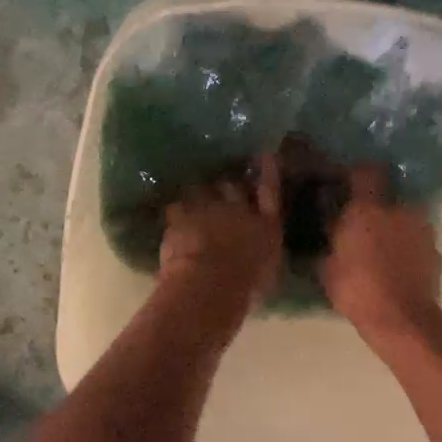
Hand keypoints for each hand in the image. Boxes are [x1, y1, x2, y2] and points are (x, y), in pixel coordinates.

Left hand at [158, 152, 283, 314]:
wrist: (210, 283)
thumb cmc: (246, 286)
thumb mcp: (266, 272)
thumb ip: (262, 255)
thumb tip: (258, 252)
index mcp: (265, 225)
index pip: (270, 191)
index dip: (268, 172)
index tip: (266, 155)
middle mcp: (238, 209)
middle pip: (231, 186)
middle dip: (227, 185)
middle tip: (221, 188)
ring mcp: (207, 208)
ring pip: (201, 190)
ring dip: (198, 195)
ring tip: (192, 200)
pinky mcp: (180, 215)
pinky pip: (176, 207)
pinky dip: (175, 212)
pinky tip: (172, 217)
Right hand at [322, 166, 441, 336]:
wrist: (403, 320)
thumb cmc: (357, 290)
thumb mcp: (326, 267)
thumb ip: (328, 240)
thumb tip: (326, 227)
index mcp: (368, 208)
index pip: (365, 171)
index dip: (354, 175)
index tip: (343, 185)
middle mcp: (399, 209)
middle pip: (386, 197)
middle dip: (373, 207)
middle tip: (357, 226)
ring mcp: (422, 229)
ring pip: (402, 219)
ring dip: (391, 228)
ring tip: (376, 250)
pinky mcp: (435, 251)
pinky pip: (415, 241)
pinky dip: (405, 248)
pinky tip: (393, 267)